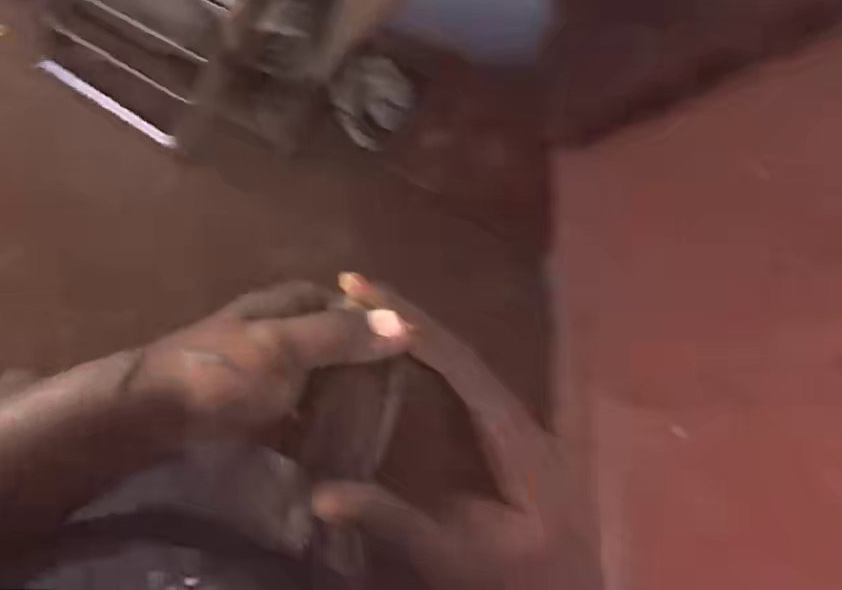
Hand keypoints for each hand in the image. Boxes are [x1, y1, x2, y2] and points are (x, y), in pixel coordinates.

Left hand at [130, 280, 414, 433]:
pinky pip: (295, 412)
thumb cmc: (220, 372)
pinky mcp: (249, 410)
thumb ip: (335, 335)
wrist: (156, 414)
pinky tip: (345, 447)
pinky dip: (318, 424)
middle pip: (320, 336)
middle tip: (407, 392)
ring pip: (309, 376)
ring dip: (340, 394)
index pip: (324, 295)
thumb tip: (402, 320)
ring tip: (388, 424)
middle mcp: (266, 332)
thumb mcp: (280, 347)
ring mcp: (256, 373)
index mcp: (273, 307)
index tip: (405, 338)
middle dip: (357, 357)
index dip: (361, 309)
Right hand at [312, 274, 602, 589]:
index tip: (360, 290)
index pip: (458, 363)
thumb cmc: (512, 586)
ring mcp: (517, 424)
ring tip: (363, 300)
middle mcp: (522, 420)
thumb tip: (320, 494)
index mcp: (518, 442)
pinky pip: (460, 376)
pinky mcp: (504, 432)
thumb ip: (391, 521)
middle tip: (351, 283)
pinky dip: (424, 348)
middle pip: (459, 350)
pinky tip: (392, 340)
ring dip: (413, 325)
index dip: (408, 322)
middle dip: (404, 312)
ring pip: (460, 358)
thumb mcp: (451, 560)